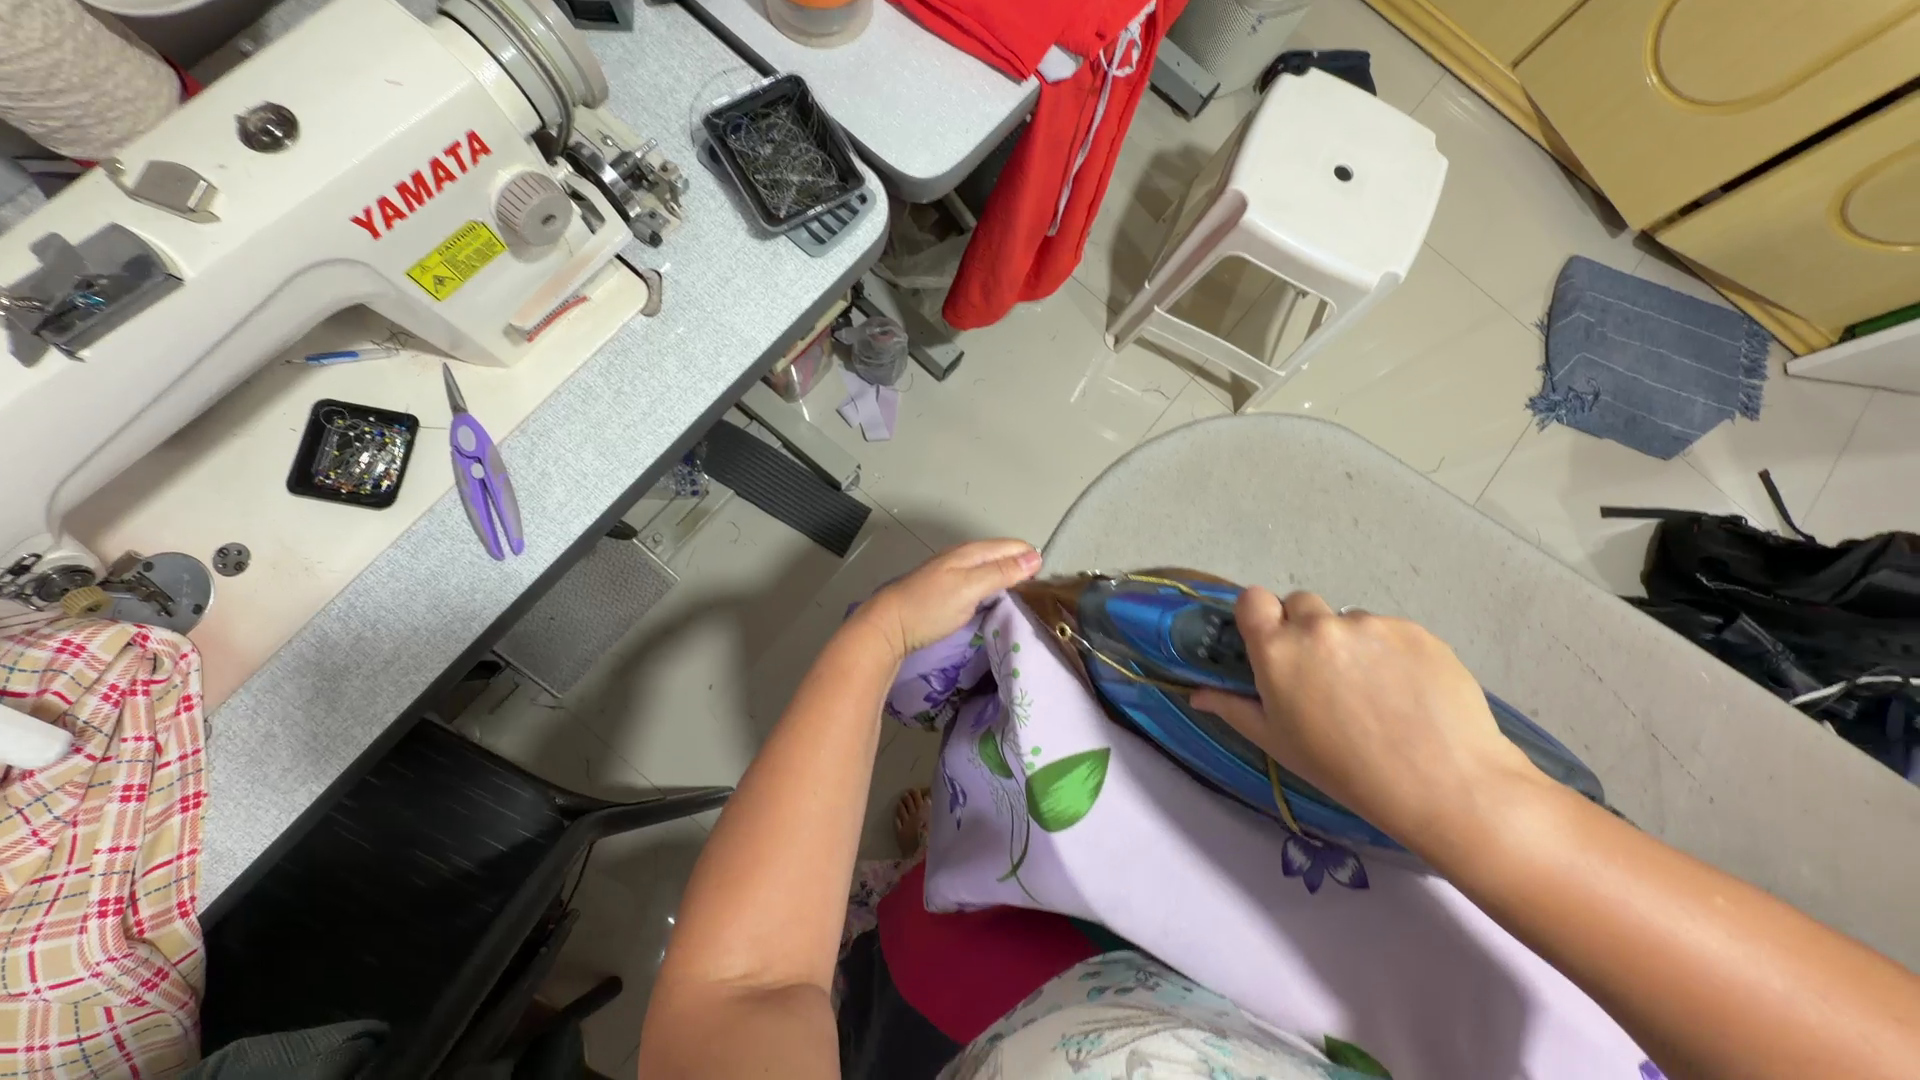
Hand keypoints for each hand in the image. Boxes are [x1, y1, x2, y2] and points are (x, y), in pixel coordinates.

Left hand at [852, 539, 1042, 660]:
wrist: (888, 626)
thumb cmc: (929, 607)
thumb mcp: (970, 588)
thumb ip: (1002, 572)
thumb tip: (1036, 556)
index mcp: (972, 552)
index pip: (1014, 547)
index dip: (1033, 561)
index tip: (1048, 585)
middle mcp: (964, 557)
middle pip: (1003, 555)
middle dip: (1024, 567)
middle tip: (1042, 593)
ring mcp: (954, 573)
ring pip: (992, 568)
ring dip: (1010, 578)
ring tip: (1026, 598)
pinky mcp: (948, 590)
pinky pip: (981, 581)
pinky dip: (994, 587)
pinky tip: (997, 601)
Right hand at [1191, 589, 1544, 854]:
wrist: (1443, 781)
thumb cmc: (1343, 769)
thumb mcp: (1278, 743)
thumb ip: (1233, 708)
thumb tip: (1197, 694)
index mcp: (1277, 649)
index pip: (1252, 599)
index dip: (1259, 617)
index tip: (1269, 642)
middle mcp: (1319, 626)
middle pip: (1301, 604)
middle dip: (1304, 630)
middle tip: (1321, 674)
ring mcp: (1371, 624)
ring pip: (1348, 621)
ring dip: (1349, 644)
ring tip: (1373, 692)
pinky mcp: (1415, 630)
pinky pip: (1389, 631)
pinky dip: (1390, 653)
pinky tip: (1406, 692)